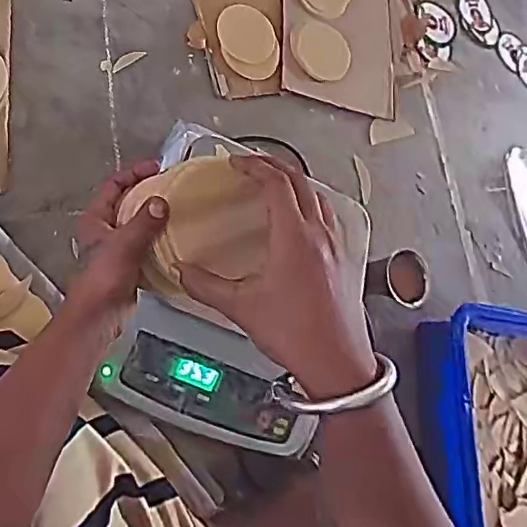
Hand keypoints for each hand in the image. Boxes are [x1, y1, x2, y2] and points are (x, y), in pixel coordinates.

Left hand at [68, 160, 168, 320]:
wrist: (99, 317)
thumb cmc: (103, 278)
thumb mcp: (125, 244)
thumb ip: (143, 222)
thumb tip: (160, 202)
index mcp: (95, 219)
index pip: (114, 185)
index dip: (133, 173)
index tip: (156, 168)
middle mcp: (104, 230)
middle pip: (127, 202)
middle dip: (148, 192)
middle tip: (171, 186)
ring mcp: (116, 248)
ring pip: (138, 223)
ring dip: (155, 216)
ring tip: (177, 208)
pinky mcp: (128, 264)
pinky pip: (146, 243)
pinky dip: (159, 238)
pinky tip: (176, 237)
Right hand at [177, 155, 377, 396]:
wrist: (338, 364)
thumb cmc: (295, 334)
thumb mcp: (242, 308)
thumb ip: (206, 286)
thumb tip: (181, 271)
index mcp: (295, 236)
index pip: (276, 183)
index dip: (253, 166)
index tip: (235, 163)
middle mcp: (319, 233)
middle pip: (300, 180)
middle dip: (273, 164)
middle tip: (251, 163)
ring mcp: (336, 244)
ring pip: (317, 195)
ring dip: (294, 181)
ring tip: (273, 184)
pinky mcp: (344, 259)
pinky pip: (328, 215)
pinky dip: (310, 202)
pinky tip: (300, 218)